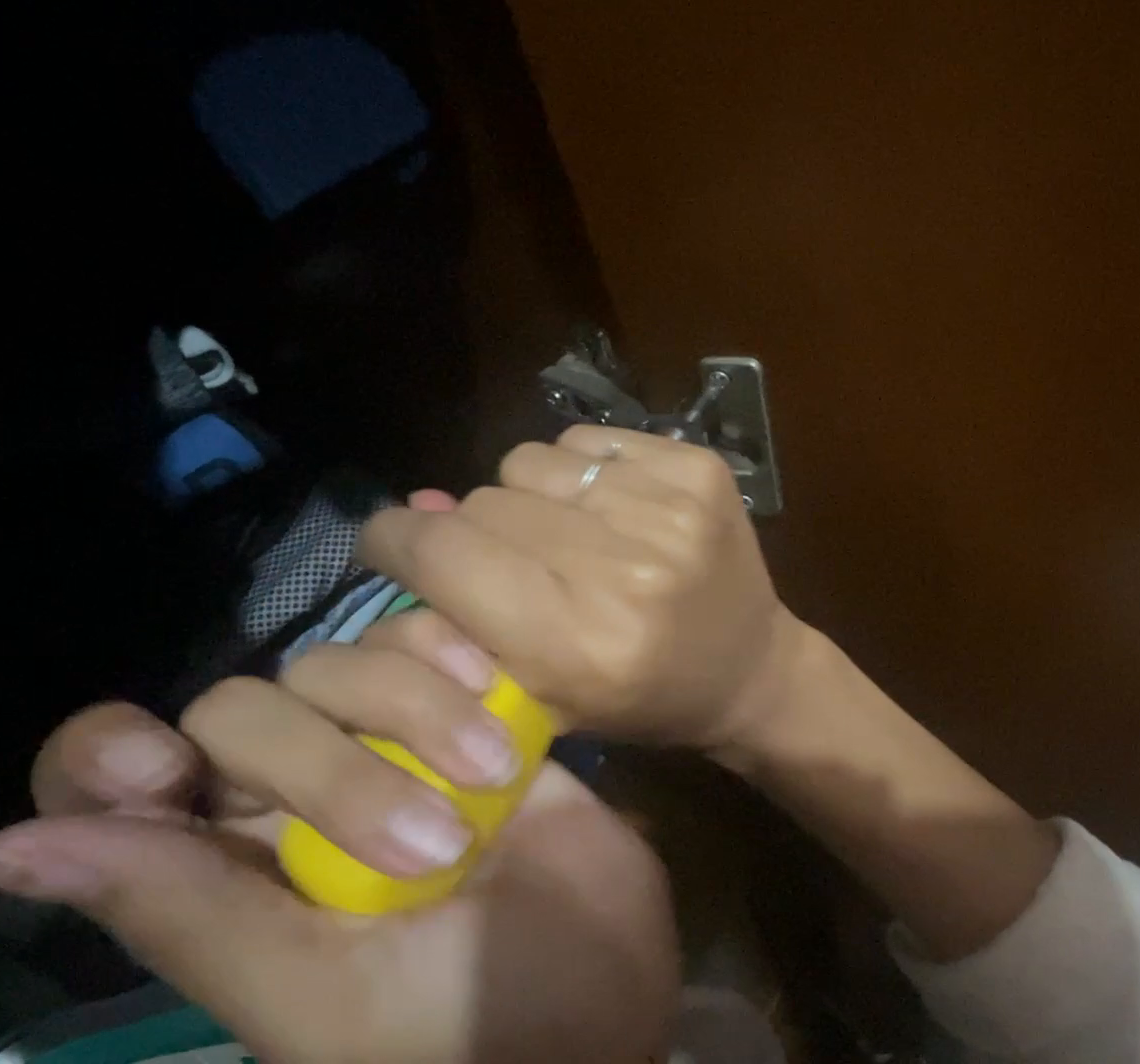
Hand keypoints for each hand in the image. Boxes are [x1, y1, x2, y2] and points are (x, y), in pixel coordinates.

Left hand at [0, 617, 678, 1063]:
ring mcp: (387, 744)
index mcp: (230, 870)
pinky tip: (492, 691)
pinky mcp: (467, 708)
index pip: (118, 778)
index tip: (165, 774)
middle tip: (431, 847)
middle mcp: (294, 794)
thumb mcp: (311, 994)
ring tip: (492, 780)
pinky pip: (424, 638)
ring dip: (413, 710)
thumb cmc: (461, 1032)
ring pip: (340, 663)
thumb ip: (180, 913)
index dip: (116, 755)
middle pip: (246, 709)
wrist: (610, 1000)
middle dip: (329, 767)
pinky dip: (448, 652)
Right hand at [360, 428, 802, 749]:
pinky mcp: (698, 467)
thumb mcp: (538, 693)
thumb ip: (460, 615)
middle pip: (484, 504)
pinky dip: (579, 471)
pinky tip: (608, 513)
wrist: (749, 667)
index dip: (396, 539)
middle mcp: (625, 571)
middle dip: (472, 531)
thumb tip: (410, 509)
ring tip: (565, 538)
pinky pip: (584, 439)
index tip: (390, 543)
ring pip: (528, 462)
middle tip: (507, 564)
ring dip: (527, 497)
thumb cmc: (638, 700)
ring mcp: (670, 510)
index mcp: (578, 645)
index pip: (444, 555)